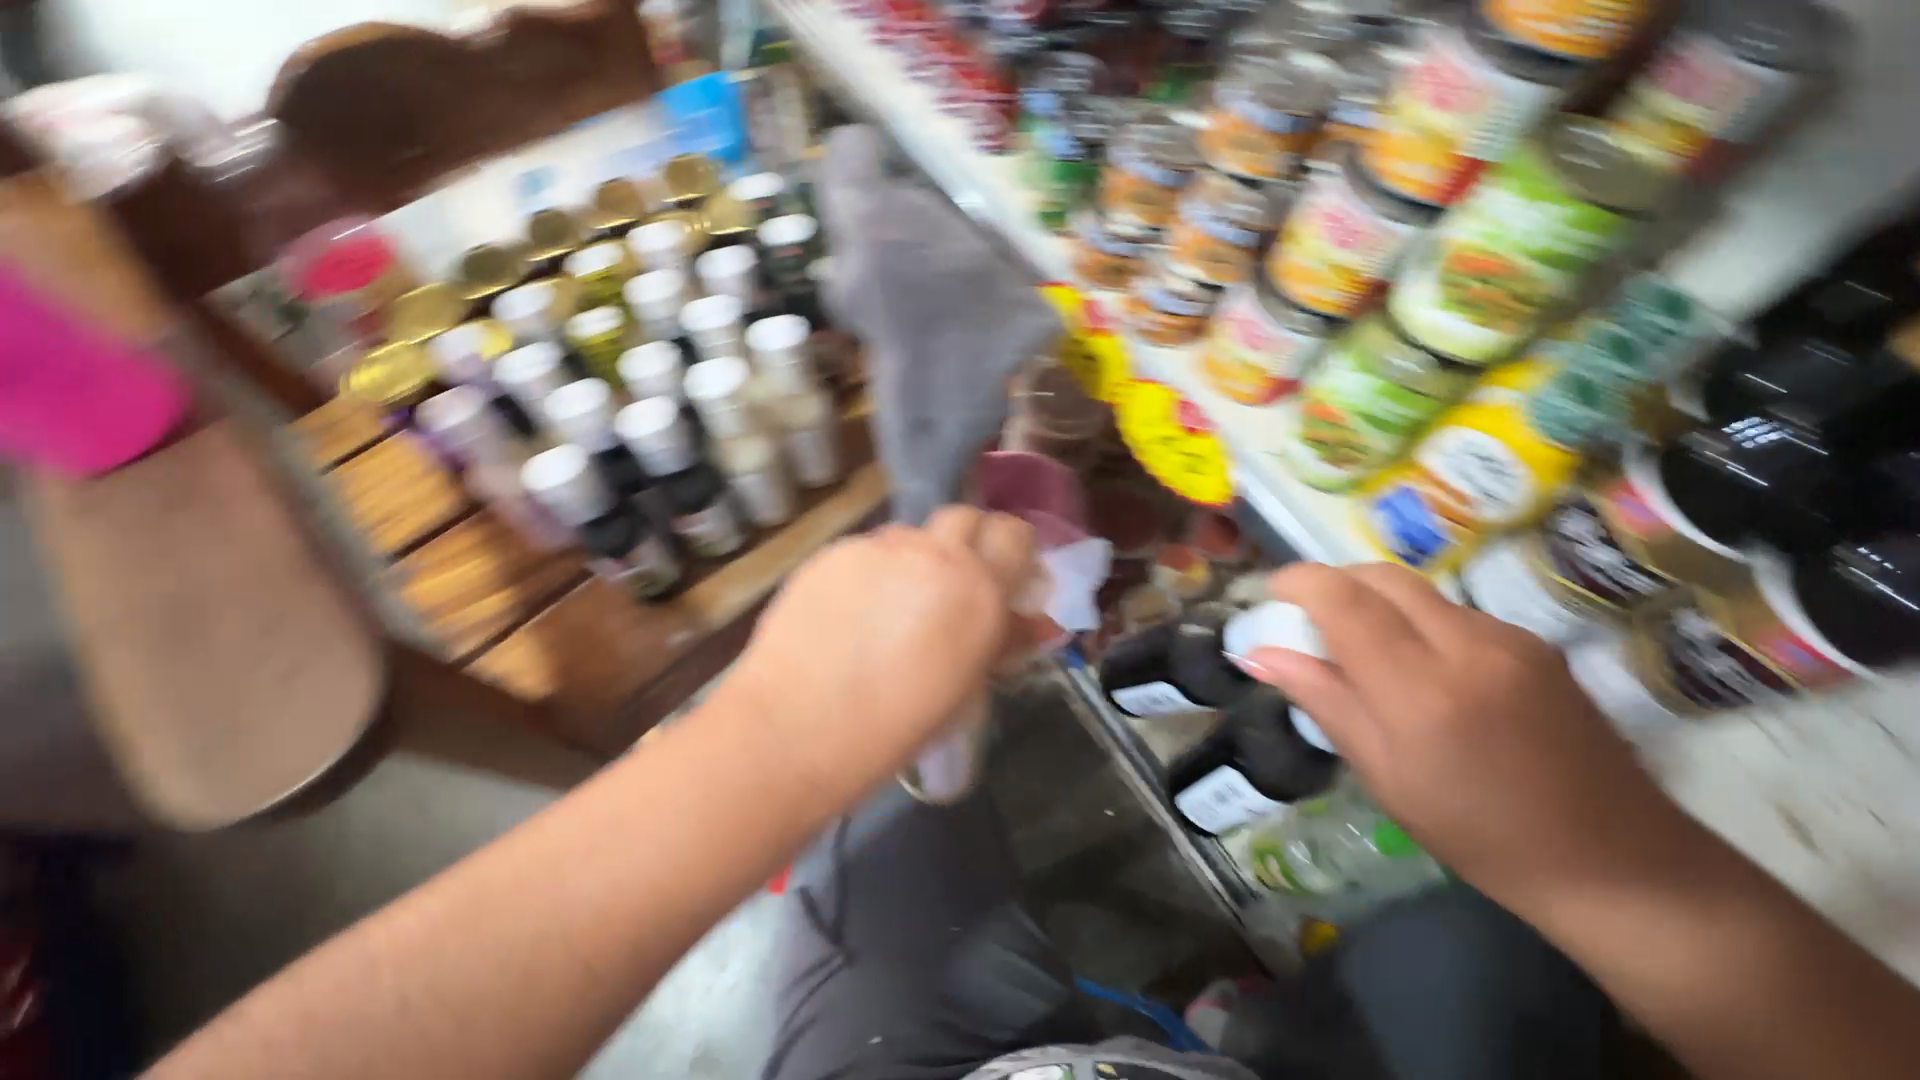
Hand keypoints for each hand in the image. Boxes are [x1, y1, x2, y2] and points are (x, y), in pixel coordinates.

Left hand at [712, 506, 1036, 809]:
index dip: (1013, 549)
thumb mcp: (965, 689)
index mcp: (980, 591)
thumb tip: (1029, 623)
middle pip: (965, 517)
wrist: (799, 726)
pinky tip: (850, 614)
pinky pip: (867, 551)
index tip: (1006, 574)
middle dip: (967, 542)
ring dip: (915, 557)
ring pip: (911, 535)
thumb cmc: (896, 727)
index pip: (1015, 534)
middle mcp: (935, 556)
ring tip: (893, 605)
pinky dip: (871, 572)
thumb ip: (999, 642)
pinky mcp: (834, 552)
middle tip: (952, 583)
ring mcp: (880, 548)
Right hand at [1239, 562, 1687, 907]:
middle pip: (1382, 577)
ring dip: (1377, 603)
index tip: (1270, 592)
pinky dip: (1419, 622)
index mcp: (1420, 690)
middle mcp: (1467, 646)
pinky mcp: (1536, 645)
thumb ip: (1322, 700)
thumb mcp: (1383, 774)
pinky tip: (1421, 670)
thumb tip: (1259, 654)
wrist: (1614, 862)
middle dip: (1334, 582)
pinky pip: (1456, 612)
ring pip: (1420, 592)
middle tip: (1306, 617)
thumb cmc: (1477, 835)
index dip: (1299, 582)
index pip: (1344, 600)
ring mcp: (1510, 640)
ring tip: (1361, 651)